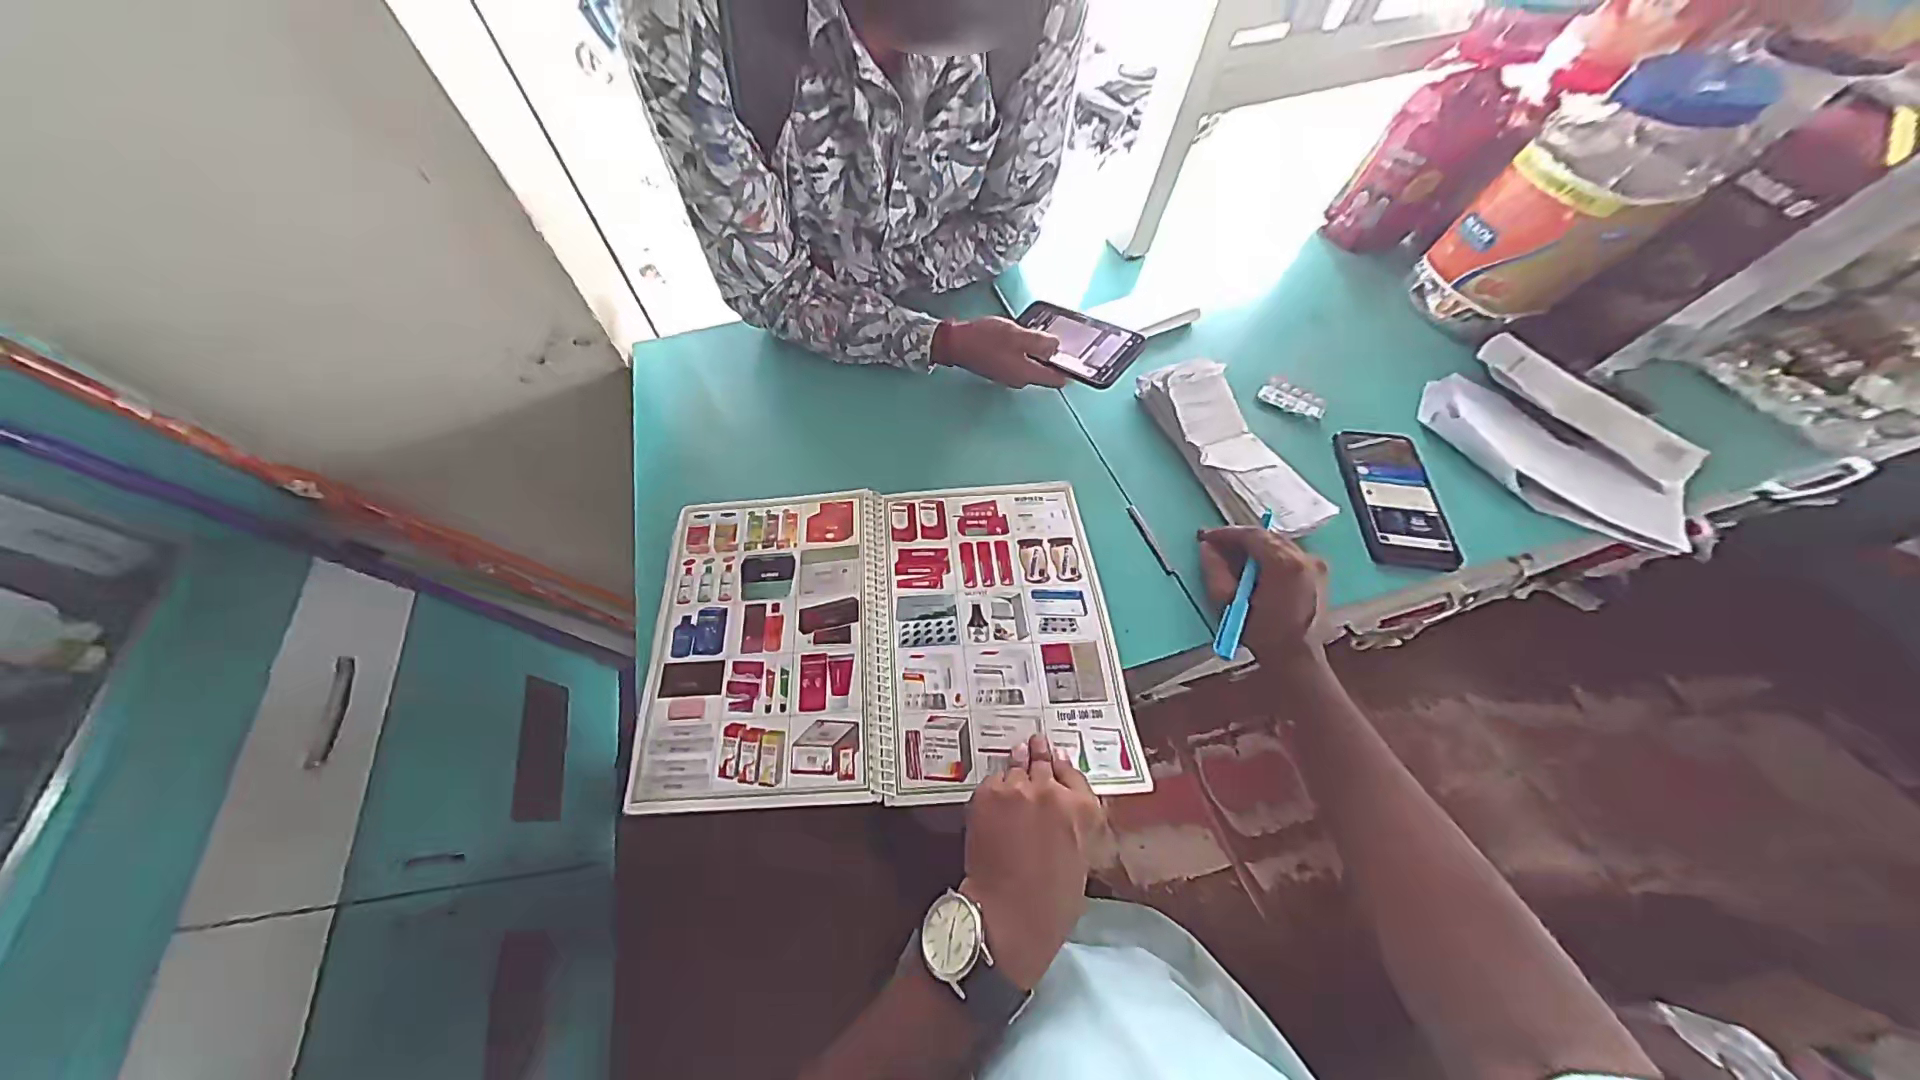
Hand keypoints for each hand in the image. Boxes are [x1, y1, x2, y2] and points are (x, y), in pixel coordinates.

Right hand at [932, 317, 1068, 388]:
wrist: (956, 343)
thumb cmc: (987, 339)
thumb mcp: (1019, 336)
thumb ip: (1041, 343)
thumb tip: (1057, 348)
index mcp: (1027, 374)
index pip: (1057, 379)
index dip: (1069, 370)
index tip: (1076, 359)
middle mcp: (1020, 380)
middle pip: (1044, 373)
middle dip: (1052, 360)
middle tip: (1056, 340)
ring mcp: (1008, 376)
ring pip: (1031, 367)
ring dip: (1037, 355)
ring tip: (1038, 336)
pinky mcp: (999, 369)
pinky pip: (1019, 363)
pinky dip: (1024, 353)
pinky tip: (1020, 340)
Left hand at [959, 735, 1103, 990]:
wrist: (1009, 912)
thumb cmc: (1053, 900)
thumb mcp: (1080, 856)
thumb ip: (1072, 822)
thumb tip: (1060, 807)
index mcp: (1083, 809)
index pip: (1073, 772)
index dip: (1062, 767)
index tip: (1057, 761)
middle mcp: (1052, 790)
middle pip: (1044, 761)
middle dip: (1039, 755)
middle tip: (1036, 745)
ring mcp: (1017, 788)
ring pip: (1016, 766)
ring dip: (1016, 766)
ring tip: (1016, 757)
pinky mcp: (988, 793)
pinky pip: (993, 781)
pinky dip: (995, 787)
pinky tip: (996, 797)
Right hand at [1198, 526, 1329, 666]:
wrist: (1297, 658)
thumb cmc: (1262, 634)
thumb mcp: (1230, 603)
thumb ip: (1216, 571)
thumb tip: (1208, 548)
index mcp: (1284, 564)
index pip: (1251, 535)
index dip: (1225, 533)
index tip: (1207, 537)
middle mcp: (1305, 558)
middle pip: (1267, 536)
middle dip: (1241, 539)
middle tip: (1218, 547)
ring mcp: (1316, 565)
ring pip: (1279, 544)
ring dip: (1256, 548)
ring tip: (1235, 558)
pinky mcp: (1320, 574)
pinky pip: (1290, 555)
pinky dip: (1271, 557)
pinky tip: (1257, 570)